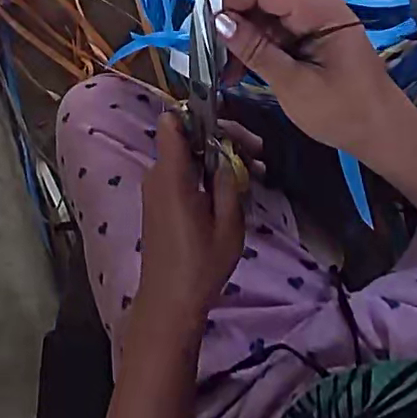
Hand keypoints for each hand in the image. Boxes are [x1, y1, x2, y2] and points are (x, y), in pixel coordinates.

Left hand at [134, 111, 246, 326]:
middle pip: (188, 137)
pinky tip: (235, 185)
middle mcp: (158, 174)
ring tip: (257, 170)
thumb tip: (228, 156)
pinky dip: (206, 172)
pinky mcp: (160, 199)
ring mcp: (157, 186)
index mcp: (171, 175)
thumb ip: (228, 183)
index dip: (199, 115)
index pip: (172, 123)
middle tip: (259, 151)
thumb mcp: (227, 225)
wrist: (168, 301)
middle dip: (223, 138)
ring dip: (219, 157)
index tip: (230, 127)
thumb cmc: (200, 265)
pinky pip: (183, 172)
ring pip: (189, 155)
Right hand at [216, 0, 416, 155]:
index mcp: (318, 9)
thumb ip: (255, 50)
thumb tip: (217, 21)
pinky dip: (252, 47)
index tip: (201, 27)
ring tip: (221, 71)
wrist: (385, 136)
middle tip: (208, 54)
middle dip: (229, 20)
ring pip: (260, 14)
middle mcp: (314, 5)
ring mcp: (311, 19)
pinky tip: (237, 71)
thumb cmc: (345, 113)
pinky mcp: (308, 35)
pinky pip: (271, 30)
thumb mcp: (294, 85)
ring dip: (237, 38)